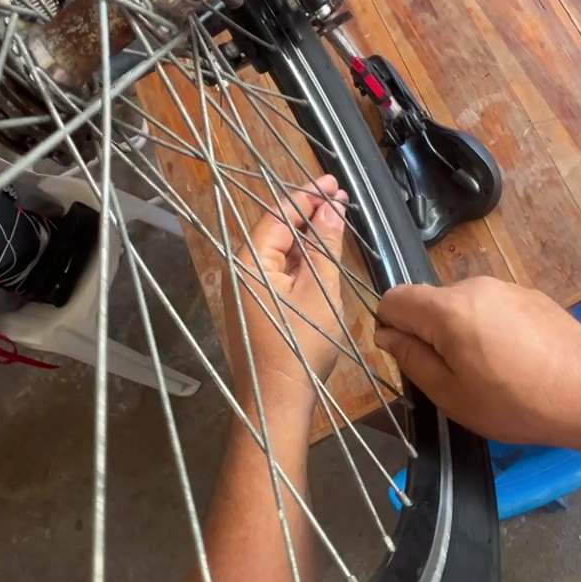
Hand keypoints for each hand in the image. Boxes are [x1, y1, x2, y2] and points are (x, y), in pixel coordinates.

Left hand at [225, 176, 349, 413]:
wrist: (277, 400)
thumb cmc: (301, 346)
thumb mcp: (321, 291)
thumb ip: (326, 246)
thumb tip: (332, 207)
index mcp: (250, 261)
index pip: (279, 214)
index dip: (308, 195)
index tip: (334, 181)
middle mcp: (240, 270)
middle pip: (275, 230)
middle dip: (308, 212)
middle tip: (340, 198)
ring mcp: (245, 290)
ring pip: (278, 252)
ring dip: (306, 237)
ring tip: (335, 220)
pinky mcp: (254, 307)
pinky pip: (277, 272)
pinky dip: (300, 261)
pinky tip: (321, 255)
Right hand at [374, 277, 580, 445]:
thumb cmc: (515, 403)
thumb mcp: (451, 393)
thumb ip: (412, 359)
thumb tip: (386, 334)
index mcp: (448, 308)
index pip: (395, 298)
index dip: (390, 327)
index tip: (409, 359)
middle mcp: (476, 286)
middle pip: (430, 302)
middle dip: (429, 334)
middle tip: (453, 378)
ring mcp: (509, 288)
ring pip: (463, 307)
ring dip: (461, 334)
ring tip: (490, 375)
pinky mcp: (534, 298)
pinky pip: (494, 309)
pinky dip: (491, 332)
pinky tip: (517, 364)